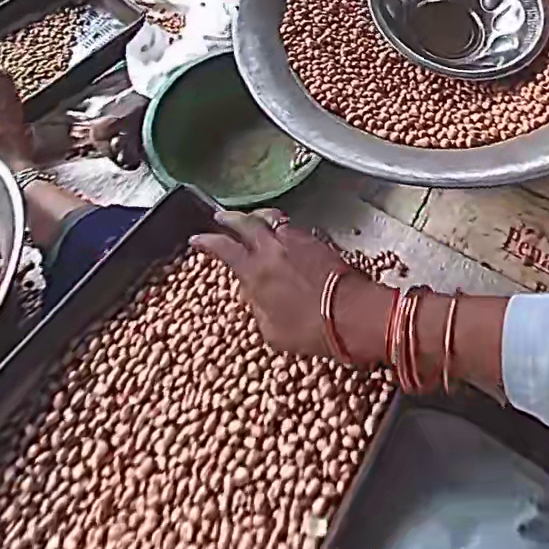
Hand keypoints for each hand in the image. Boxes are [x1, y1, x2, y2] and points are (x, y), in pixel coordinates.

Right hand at [190, 208, 378, 359]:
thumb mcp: (273, 332)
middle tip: (221, 217)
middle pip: (245, 222)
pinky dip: (280, 225)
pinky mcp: (315, 240)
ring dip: (257, 217)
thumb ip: (258, 309)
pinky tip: (281, 232)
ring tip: (252, 218)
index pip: (224, 248)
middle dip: (230, 218)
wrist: (351, 313)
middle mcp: (272, 249)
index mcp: (256, 272)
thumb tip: (253, 296)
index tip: (198, 238)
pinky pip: (291, 226)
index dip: (208, 241)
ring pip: (270, 219)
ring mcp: (295, 241)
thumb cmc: (311, 330)